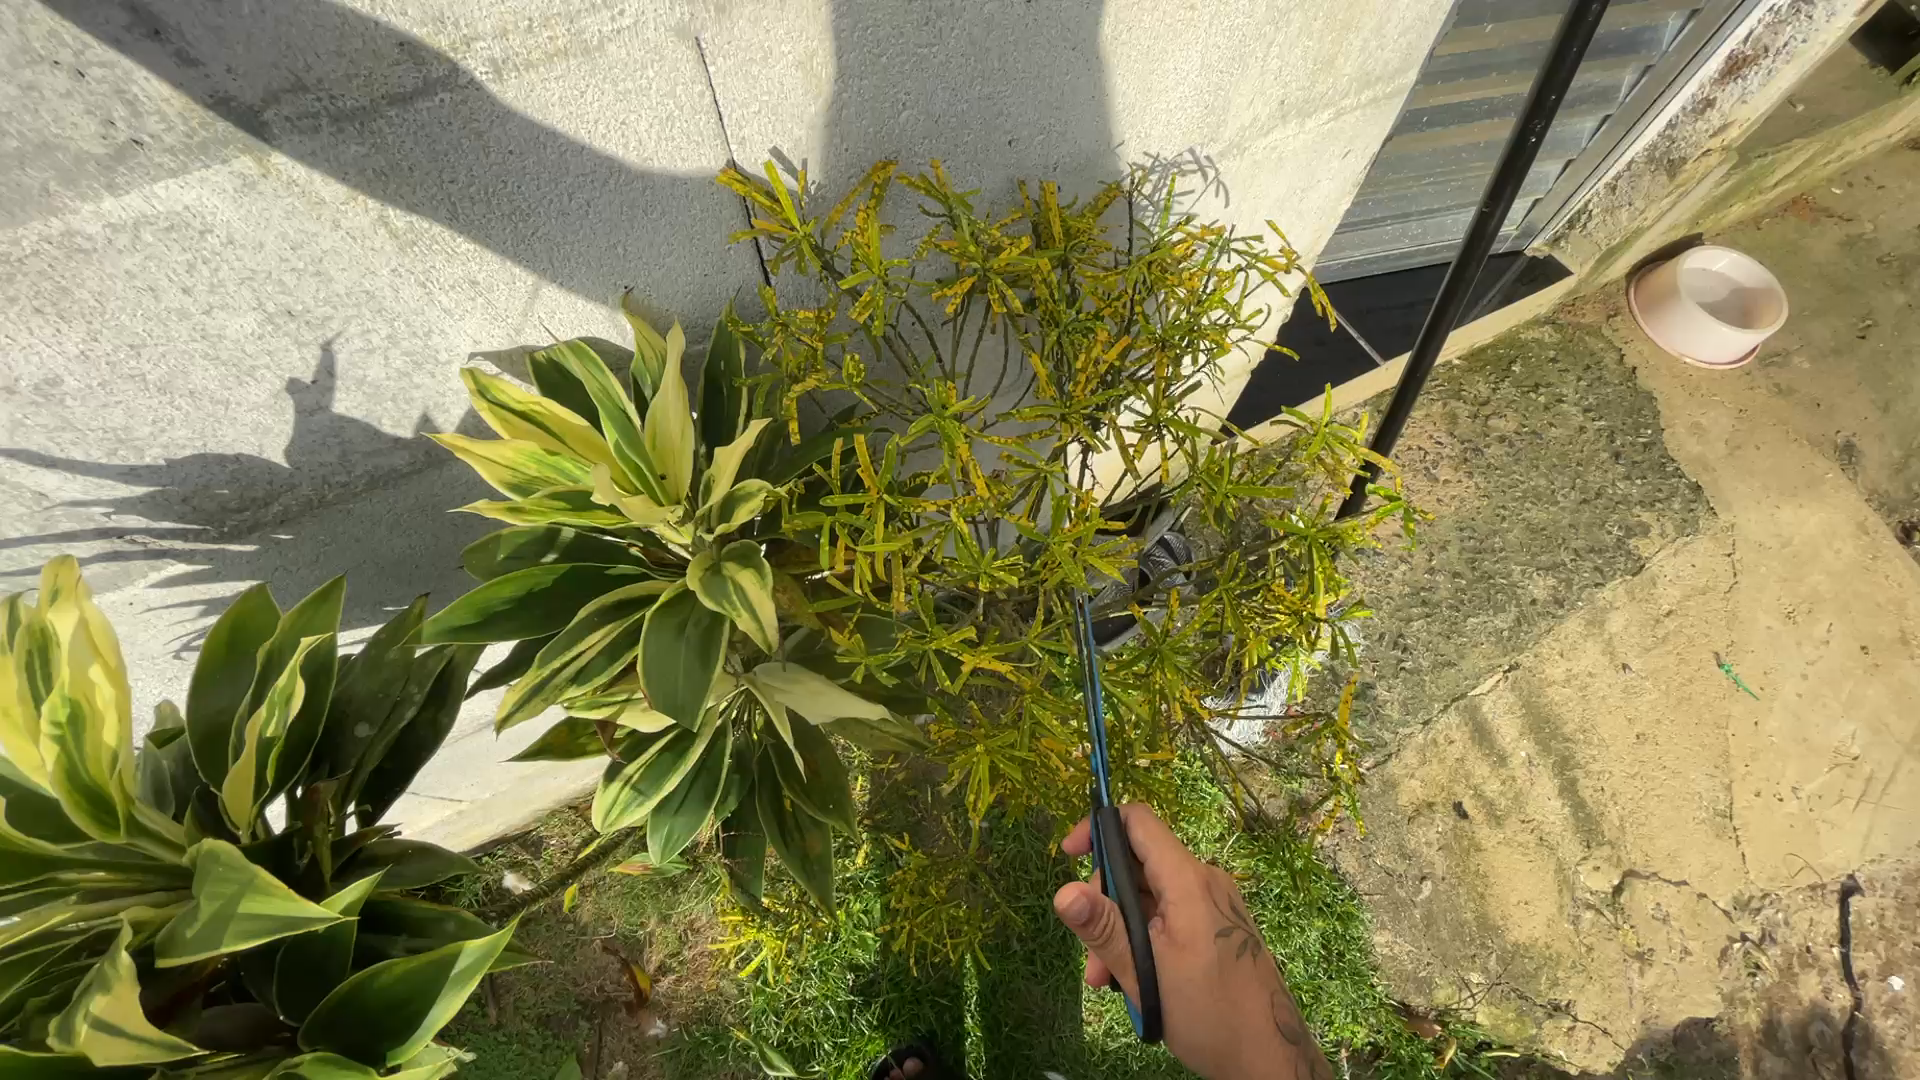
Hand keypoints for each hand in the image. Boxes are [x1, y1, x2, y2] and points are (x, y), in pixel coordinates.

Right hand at [1052, 804, 1330, 1079]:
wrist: (1274, 1061)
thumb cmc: (1209, 1013)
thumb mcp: (1145, 972)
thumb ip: (1103, 927)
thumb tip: (1062, 892)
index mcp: (1187, 879)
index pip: (1138, 821)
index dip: (1099, 827)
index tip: (1069, 856)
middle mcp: (1203, 880)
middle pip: (1138, 864)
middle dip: (1105, 900)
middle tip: (1090, 951)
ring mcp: (1213, 903)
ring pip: (1150, 896)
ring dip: (1121, 928)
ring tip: (1106, 979)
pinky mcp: (1218, 926)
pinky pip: (1169, 914)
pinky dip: (1144, 936)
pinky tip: (1134, 977)